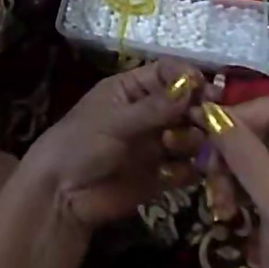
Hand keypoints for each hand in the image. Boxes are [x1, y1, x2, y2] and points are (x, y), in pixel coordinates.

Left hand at [22, 61, 218, 230]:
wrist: (62, 194)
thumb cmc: (78, 144)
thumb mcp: (113, 121)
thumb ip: (153, 108)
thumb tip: (191, 87)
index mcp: (130, 90)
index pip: (167, 73)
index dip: (187, 79)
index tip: (206, 90)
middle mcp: (149, 113)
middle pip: (188, 104)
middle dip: (199, 111)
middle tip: (203, 122)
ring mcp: (158, 144)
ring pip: (194, 135)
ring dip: (194, 140)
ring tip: (175, 148)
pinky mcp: (164, 174)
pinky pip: (191, 168)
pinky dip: (193, 169)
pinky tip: (178, 173)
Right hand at [198, 97, 268, 267]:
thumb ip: (247, 157)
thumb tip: (209, 112)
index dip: (239, 117)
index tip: (202, 135)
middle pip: (265, 130)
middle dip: (232, 151)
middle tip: (208, 176)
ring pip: (255, 154)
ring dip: (230, 173)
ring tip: (219, 204)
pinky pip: (257, 177)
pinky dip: (237, 189)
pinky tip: (227, 212)